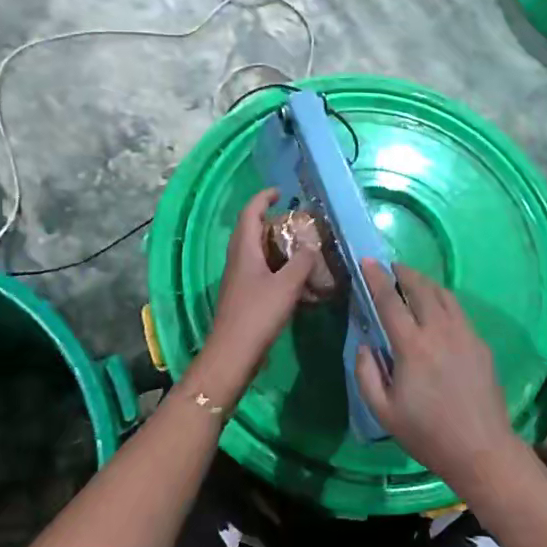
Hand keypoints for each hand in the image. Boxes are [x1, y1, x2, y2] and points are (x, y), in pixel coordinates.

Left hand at [205, 188, 320, 375]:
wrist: (233, 353)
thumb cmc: (257, 315)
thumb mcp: (287, 286)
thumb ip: (302, 263)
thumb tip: (313, 246)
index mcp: (244, 251)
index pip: (249, 214)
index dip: (263, 199)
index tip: (280, 193)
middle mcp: (237, 260)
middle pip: (250, 231)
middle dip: (270, 221)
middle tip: (295, 221)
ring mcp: (239, 279)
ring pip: (255, 252)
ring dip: (273, 244)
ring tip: (299, 246)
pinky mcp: (243, 296)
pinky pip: (260, 271)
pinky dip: (276, 266)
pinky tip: (294, 278)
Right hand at [353, 260, 521, 485]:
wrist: (481, 448)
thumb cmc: (427, 434)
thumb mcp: (383, 411)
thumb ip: (366, 374)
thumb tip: (366, 345)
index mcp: (413, 346)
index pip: (390, 301)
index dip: (376, 279)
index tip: (368, 261)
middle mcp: (440, 331)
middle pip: (421, 288)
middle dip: (404, 272)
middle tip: (392, 266)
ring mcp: (465, 334)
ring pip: (444, 295)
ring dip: (426, 282)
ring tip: (413, 281)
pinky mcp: (480, 344)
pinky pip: (459, 311)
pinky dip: (443, 300)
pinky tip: (437, 308)